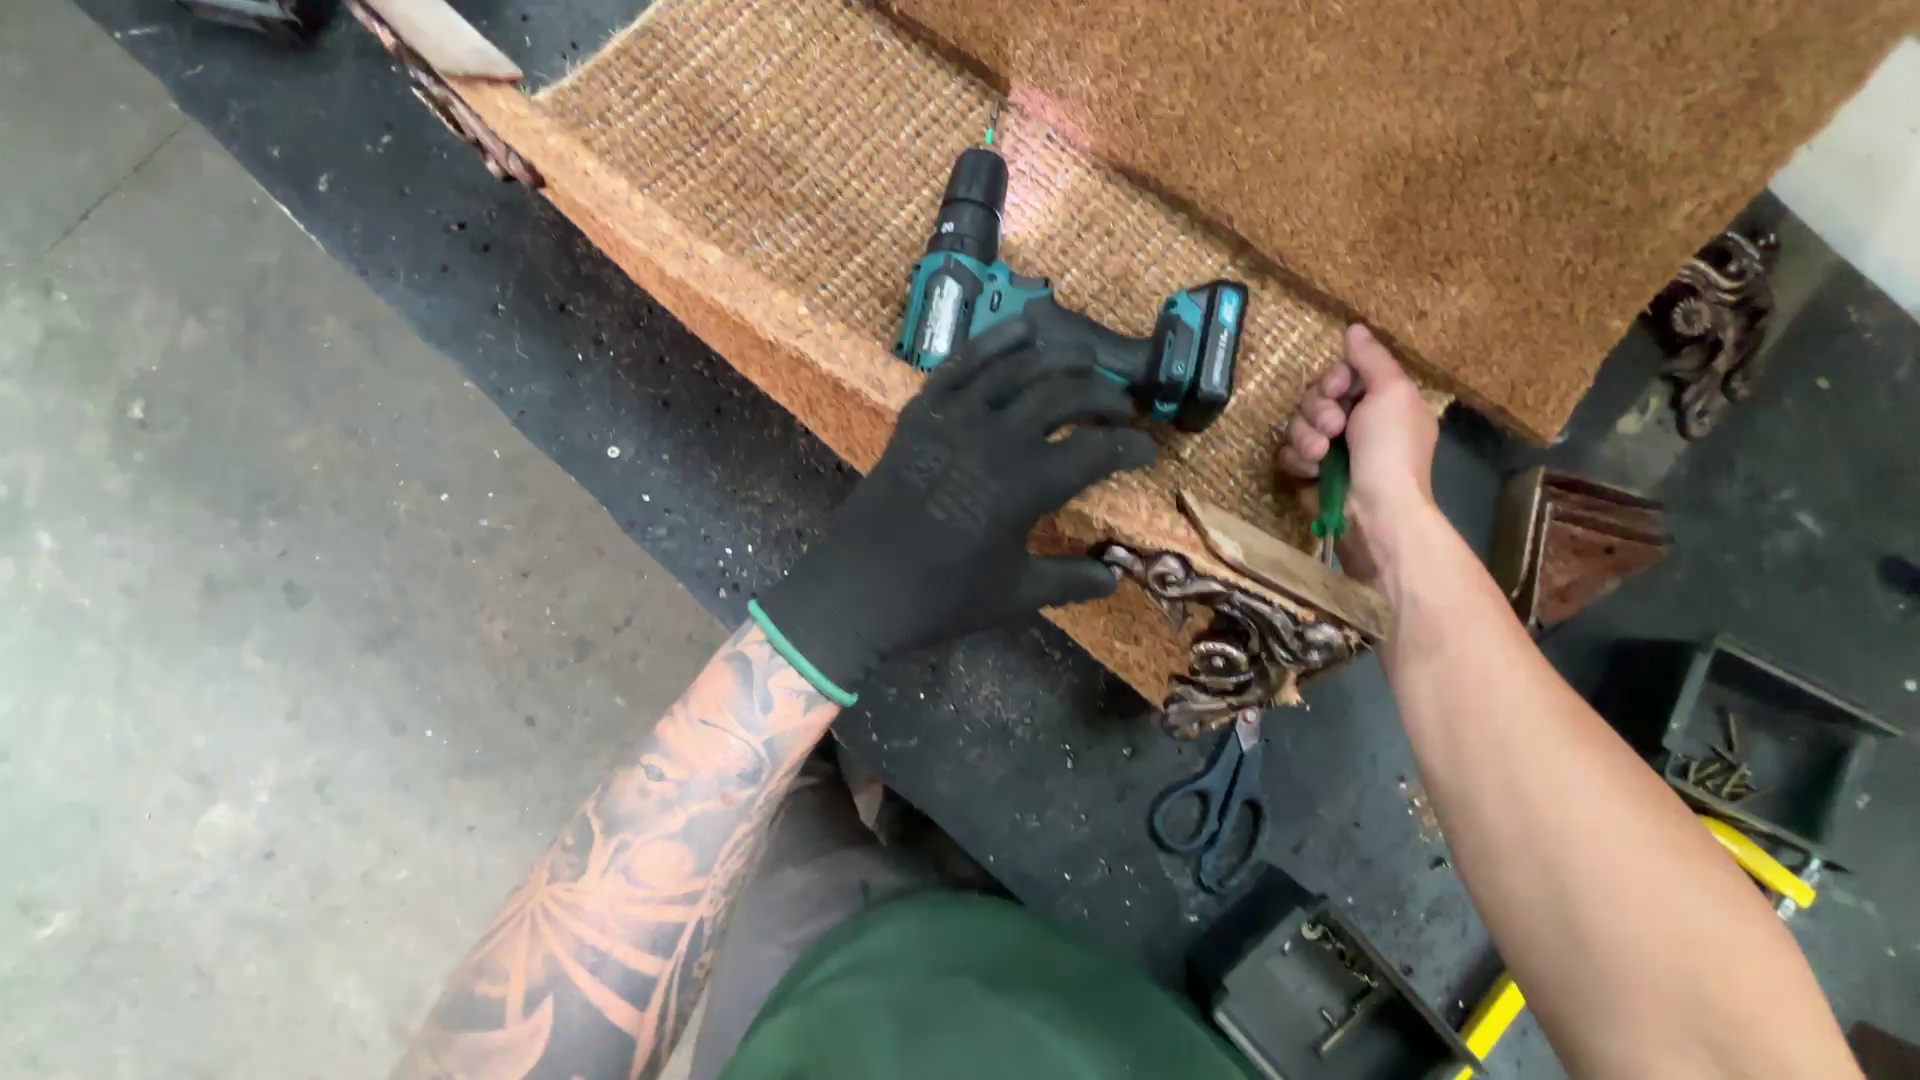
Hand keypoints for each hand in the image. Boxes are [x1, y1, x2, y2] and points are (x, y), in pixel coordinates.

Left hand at [755, 316, 1156, 696]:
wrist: (859, 588)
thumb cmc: (941, 598)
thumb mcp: (1016, 594)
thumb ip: (1070, 581)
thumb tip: (1116, 579)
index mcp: (1025, 485)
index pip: (1096, 452)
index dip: (1129, 448)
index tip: (1146, 451)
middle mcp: (995, 438)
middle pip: (1064, 394)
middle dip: (1103, 395)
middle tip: (1122, 406)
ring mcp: (954, 419)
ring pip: (1016, 367)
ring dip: (1058, 355)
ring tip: (1086, 357)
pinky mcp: (921, 414)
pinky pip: (961, 366)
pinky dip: (994, 343)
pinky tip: (1020, 333)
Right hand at [1277, 324, 1438, 585]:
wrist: (1375, 511)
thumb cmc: (1391, 449)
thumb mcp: (1392, 393)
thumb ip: (1371, 359)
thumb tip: (1354, 328)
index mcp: (1381, 402)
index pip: (1341, 375)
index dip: (1333, 380)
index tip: (1338, 390)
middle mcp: (1357, 423)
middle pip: (1315, 397)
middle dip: (1318, 410)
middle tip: (1334, 428)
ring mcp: (1332, 450)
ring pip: (1297, 425)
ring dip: (1306, 437)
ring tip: (1322, 455)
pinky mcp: (1310, 474)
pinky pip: (1289, 454)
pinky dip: (1299, 461)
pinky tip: (1313, 472)